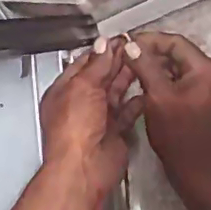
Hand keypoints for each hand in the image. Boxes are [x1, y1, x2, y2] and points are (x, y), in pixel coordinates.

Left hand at [38, 40, 142, 209]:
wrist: (84, 168)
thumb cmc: (73, 131)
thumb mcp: (83, 87)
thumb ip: (96, 65)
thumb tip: (103, 47)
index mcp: (65, 91)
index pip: (84, 64)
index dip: (101, 51)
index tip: (118, 40)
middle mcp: (80, 104)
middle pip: (101, 77)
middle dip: (117, 62)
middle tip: (134, 47)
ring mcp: (97, 119)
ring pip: (115, 93)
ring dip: (127, 78)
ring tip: (142, 62)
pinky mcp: (114, 133)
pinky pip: (127, 114)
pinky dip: (136, 103)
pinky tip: (145, 92)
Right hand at [123, 31, 210, 189]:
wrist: (196, 170)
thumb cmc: (177, 134)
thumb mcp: (158, 97)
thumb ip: (145, 67)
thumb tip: (131, 45)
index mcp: (205, 70)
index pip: (176, 42)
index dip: (150, 40)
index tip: (127, 43)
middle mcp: (210, 75)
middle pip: (177, 54)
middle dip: (151, 54)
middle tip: (126, 57)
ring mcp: (208, 90)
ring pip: (177, 69)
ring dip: (155, 68)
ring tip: (131, 71)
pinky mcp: (201, 102)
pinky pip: (180, 83)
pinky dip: (162, 82)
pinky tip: (144, 87)